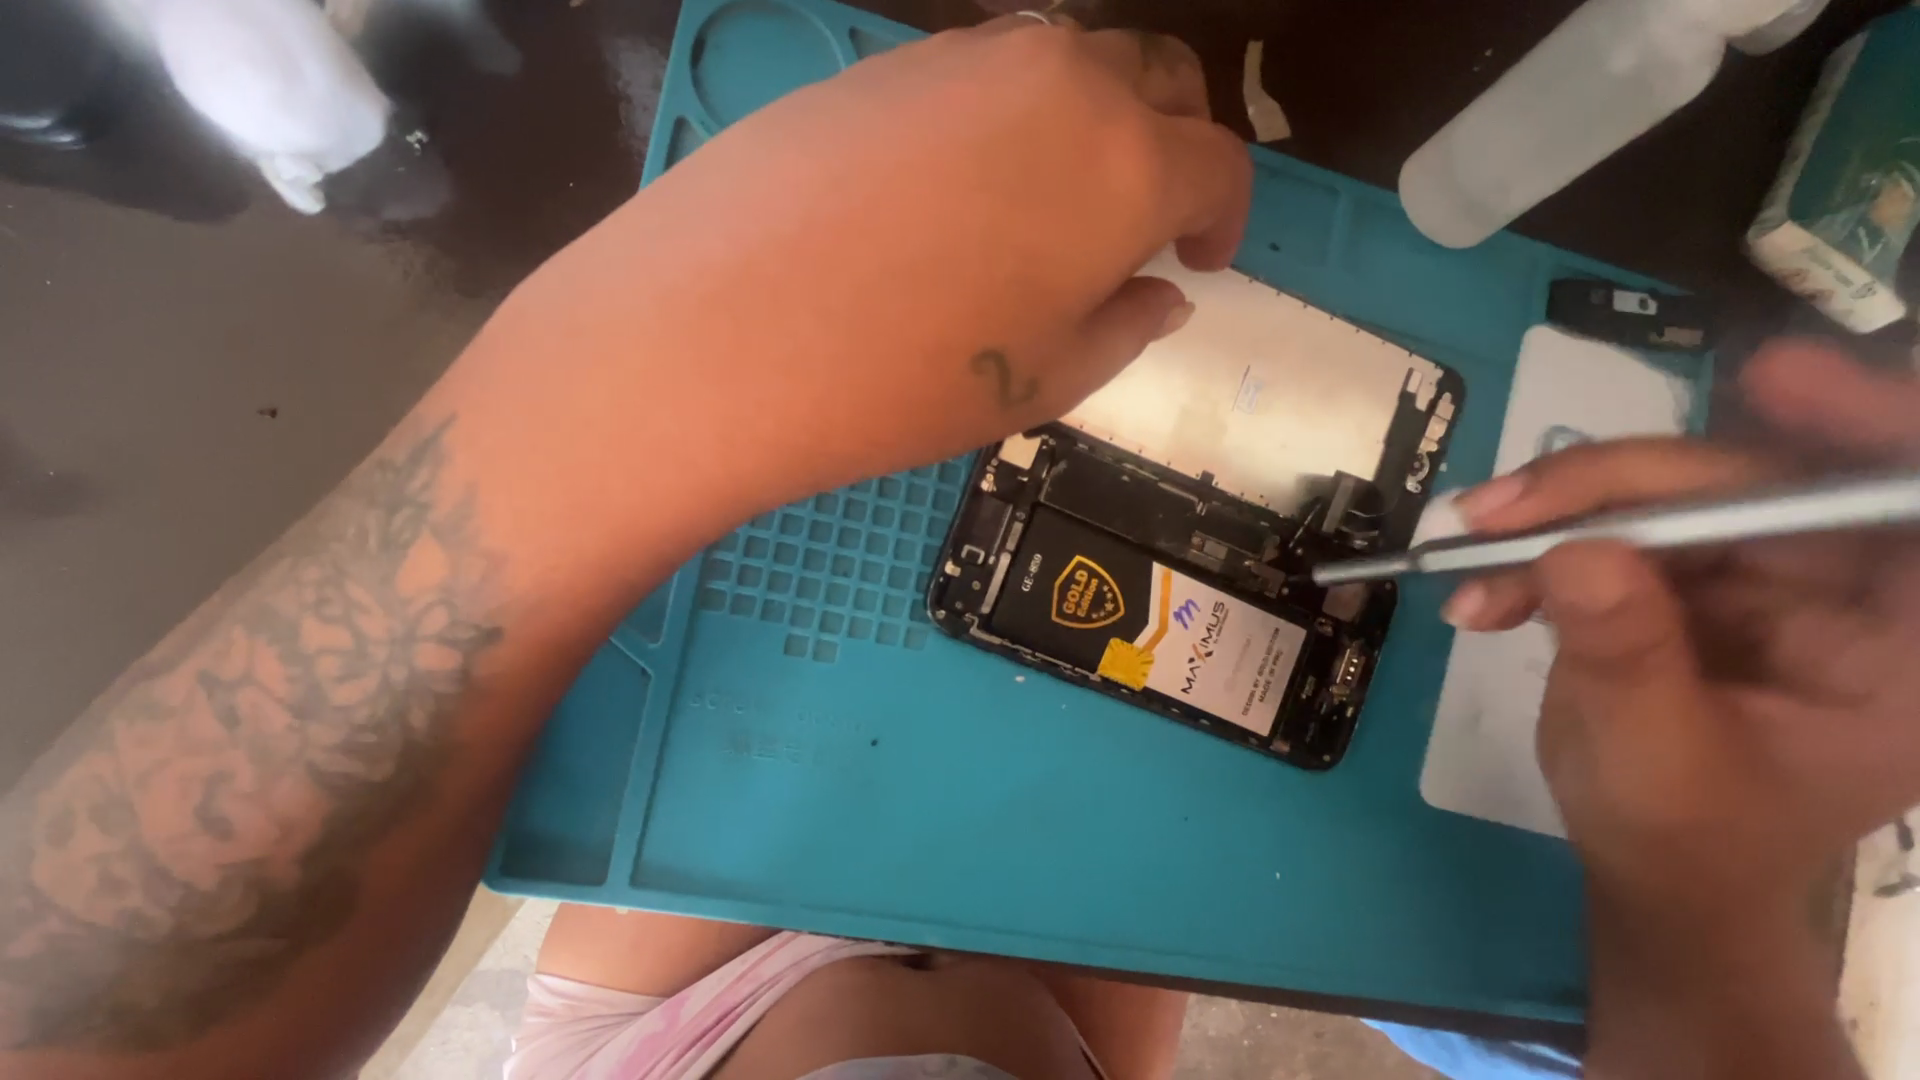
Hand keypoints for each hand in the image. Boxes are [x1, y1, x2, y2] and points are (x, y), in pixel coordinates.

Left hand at [485, 15, 1249, 512]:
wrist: (727, 330)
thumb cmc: (909, 381)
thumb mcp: (1042, 382)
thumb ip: (1122, 327)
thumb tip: (1161, 292)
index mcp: (1128, 165)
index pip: (1218, 165)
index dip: (1224, 215)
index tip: (1201, 259)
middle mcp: (1065, 80)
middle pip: (1162, 83)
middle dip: (1175, 148)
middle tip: (1144, 221)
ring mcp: (970, 58)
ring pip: (1075, 66)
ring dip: (1096, 126)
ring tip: (1054, 207)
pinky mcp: (891, 63)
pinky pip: (988, 78)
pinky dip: (1013, 121)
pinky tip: (965, 190)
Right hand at [1440, 342, 1919, 908]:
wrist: (1647, 864)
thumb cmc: (1683, 832)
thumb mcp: (1654, 753)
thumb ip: (1626, 653)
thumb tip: (1574, 549)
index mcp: (1898, 642)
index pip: (1909, 506)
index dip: (1862, 429)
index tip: (1766, 381)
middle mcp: (1838, 591)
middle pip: (1743, 487)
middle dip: (1612, 486)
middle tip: (1495, 510)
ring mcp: (1752, 580)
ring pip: (1654, 502)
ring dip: (1548, 522)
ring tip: (1464, 560)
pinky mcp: (1677, 580)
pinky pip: (1600, 535)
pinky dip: (1529, 558)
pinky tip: (1479, 600)